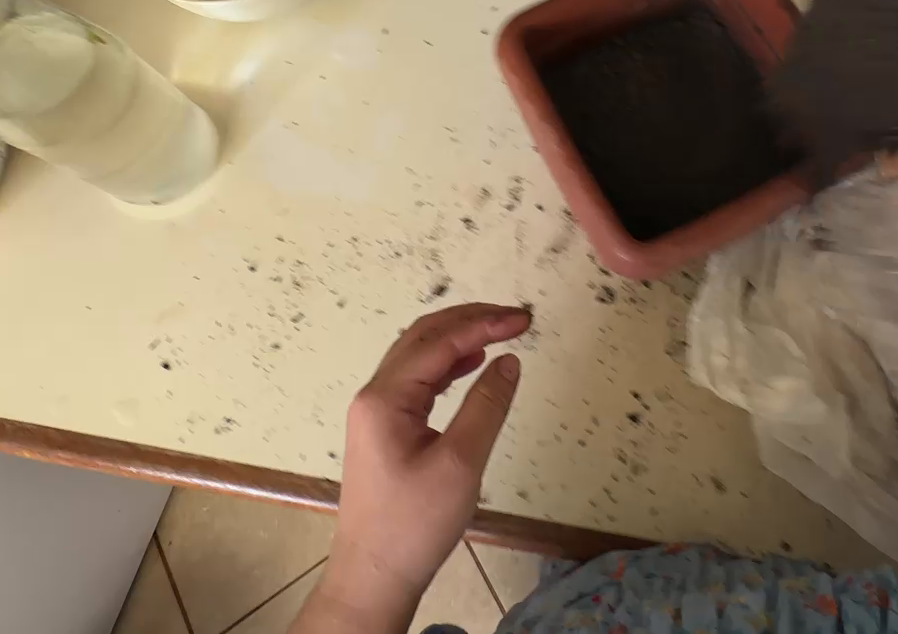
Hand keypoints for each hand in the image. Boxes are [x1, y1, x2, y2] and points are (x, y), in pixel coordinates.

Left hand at [326, 304, 530, 612]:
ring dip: (461, 337)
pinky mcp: (387, 427)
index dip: (484, 324)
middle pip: (425, 336)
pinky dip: (450, 362)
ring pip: (421, 354)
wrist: (373, 579)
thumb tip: (509, 360)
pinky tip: (473, 362)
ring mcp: (378, 410)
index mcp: (385, 397)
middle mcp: (376, 394)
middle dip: (471, 320)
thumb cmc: (414, 524)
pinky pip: (420, 378)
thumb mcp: (460, 463)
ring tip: (502, 332)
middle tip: (516, 318)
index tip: (524, 320)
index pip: (440, 342)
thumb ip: (487, 405)